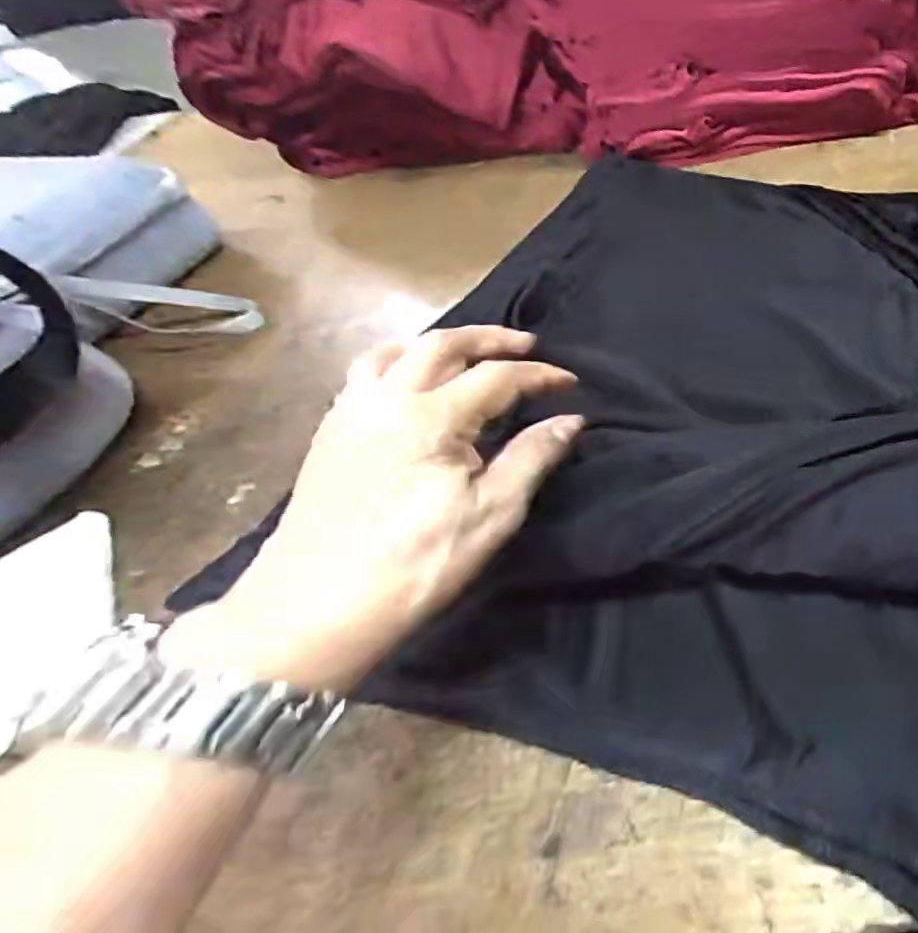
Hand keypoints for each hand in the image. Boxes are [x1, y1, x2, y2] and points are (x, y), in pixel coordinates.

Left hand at [163, 326, 582, 689]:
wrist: (310, 612)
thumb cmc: (418, 563)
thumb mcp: (494, 512)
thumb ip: (534, 455)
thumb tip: (571, 419)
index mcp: (427, 419)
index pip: (496, 376)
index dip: (540, 375)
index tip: (573, 384)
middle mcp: (383, 402)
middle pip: (439, 345)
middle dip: (490, 339)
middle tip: (527, 345)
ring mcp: (348, 416)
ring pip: (393, 352)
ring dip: (439, 343)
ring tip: (471, 352)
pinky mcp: (329, 436)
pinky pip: (365, 376)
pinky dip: (401, 362)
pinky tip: (418, 384)